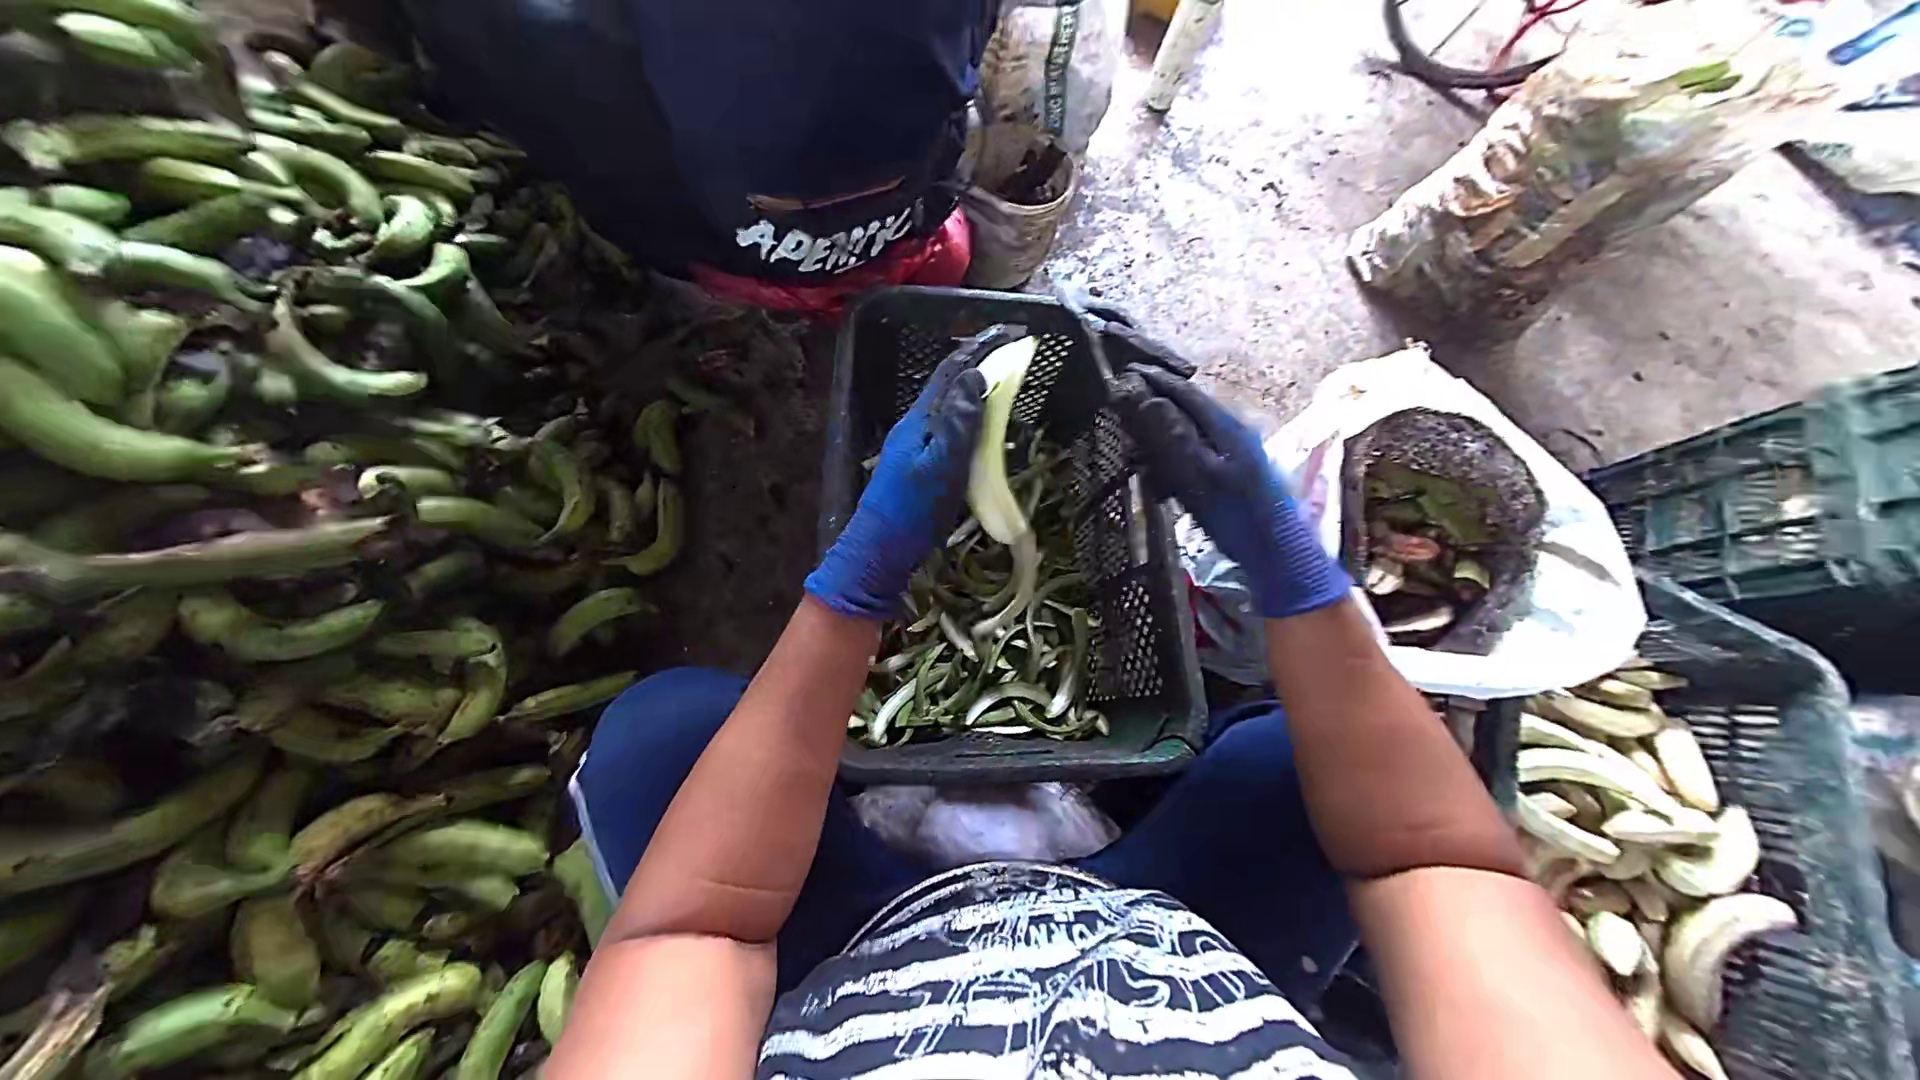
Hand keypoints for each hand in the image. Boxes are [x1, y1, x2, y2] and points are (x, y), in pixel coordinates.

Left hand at [805, 327, 1012, 618]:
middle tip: (1015, 361)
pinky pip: (948, 434)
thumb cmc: (911, 511)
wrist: (879, 553)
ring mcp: (913, 448)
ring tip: (1006, 390)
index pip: (951, 372)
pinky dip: (971, 425)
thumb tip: (976, 375)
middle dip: (981, 368)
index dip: (980, 349)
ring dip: (976, 396)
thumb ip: (957, 422)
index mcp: (918, 420)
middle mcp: (914, 426)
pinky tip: (983, 435)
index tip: (1010, 334)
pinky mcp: (918, 468)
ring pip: (949, 412)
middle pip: (950, 388)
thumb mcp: (940, 465)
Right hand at [1113, 365, 1350, 618]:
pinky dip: (1178, 454)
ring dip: (1166, 433)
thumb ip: (1171, 437)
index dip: (1155, 380)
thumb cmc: (1236, 515)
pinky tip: (1166, 473)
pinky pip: (1200, 450)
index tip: (1127, 371)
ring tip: (1140, 444)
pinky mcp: (1238, 469)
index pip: (1185, 393)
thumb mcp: (1197, 475)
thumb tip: (1146, 399)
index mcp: (1226, 427)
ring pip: (1194, 431)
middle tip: (1126, 407)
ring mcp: (1239, 450)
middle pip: (1189, 409)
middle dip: (1157, 406)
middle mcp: (1235, 431)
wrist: (1277, 553)